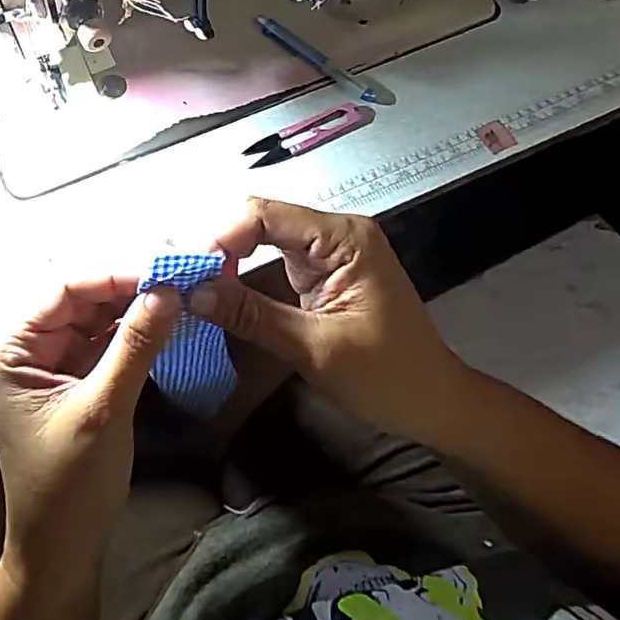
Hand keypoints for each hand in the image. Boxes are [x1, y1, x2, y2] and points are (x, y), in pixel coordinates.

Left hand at [0, 277, 180, 577]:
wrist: (60, 551)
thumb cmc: (68, 486)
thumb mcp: (102, 411)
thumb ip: (134, 347)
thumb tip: (167, 291)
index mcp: (11, 347)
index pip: (62, 289)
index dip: (112, 275)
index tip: (161, 270)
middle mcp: (25, 345)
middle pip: (79, 298)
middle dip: (126, 287)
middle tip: (176, 276)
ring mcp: (49, 359)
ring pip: (94, 316)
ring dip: (132, 305)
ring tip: (176, 290)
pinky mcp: (72, 376)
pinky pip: (102, 340)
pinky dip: (131, 330)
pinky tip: (161, 318)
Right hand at [190, 198, 473, 441]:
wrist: (437, 405)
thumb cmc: (389, 378)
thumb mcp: (314, 348)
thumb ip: (251, 315)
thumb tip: (191, 293)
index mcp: (343, 238)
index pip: (265, 214)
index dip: (222, 236)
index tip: (192, 272)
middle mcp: (333, 232)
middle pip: (258, 220)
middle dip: (218, 246)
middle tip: (182, 277)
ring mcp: (325, 249)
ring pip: (258, 237)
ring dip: (224, 259)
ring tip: (189, 280)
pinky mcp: (317, 269)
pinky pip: (268, 257)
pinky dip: (240, 272)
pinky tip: (215, 286)